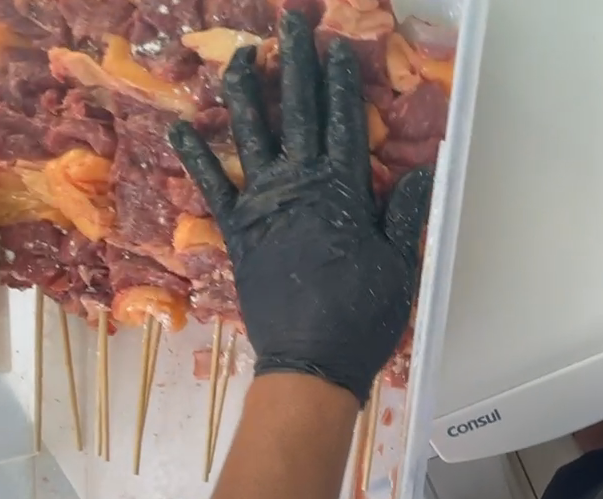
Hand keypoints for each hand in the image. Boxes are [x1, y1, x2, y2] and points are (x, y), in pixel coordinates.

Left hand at [169, 11, 433, 405]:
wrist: (312, 361)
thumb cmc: (364, 317)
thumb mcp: (400, 266)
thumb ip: (405, 213)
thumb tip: (423, 167)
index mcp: (343, 192)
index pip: (344, 122)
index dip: (342, 80)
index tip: (339, 44)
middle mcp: (299, 185)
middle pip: (297, 111)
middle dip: (295, 62)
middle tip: (292, 19)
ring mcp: (261, 203)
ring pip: (250, 132)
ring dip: (246, 88)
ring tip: (242, 51)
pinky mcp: (235, 230)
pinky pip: (211, 183)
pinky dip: (195, 154)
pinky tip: (179, 125)